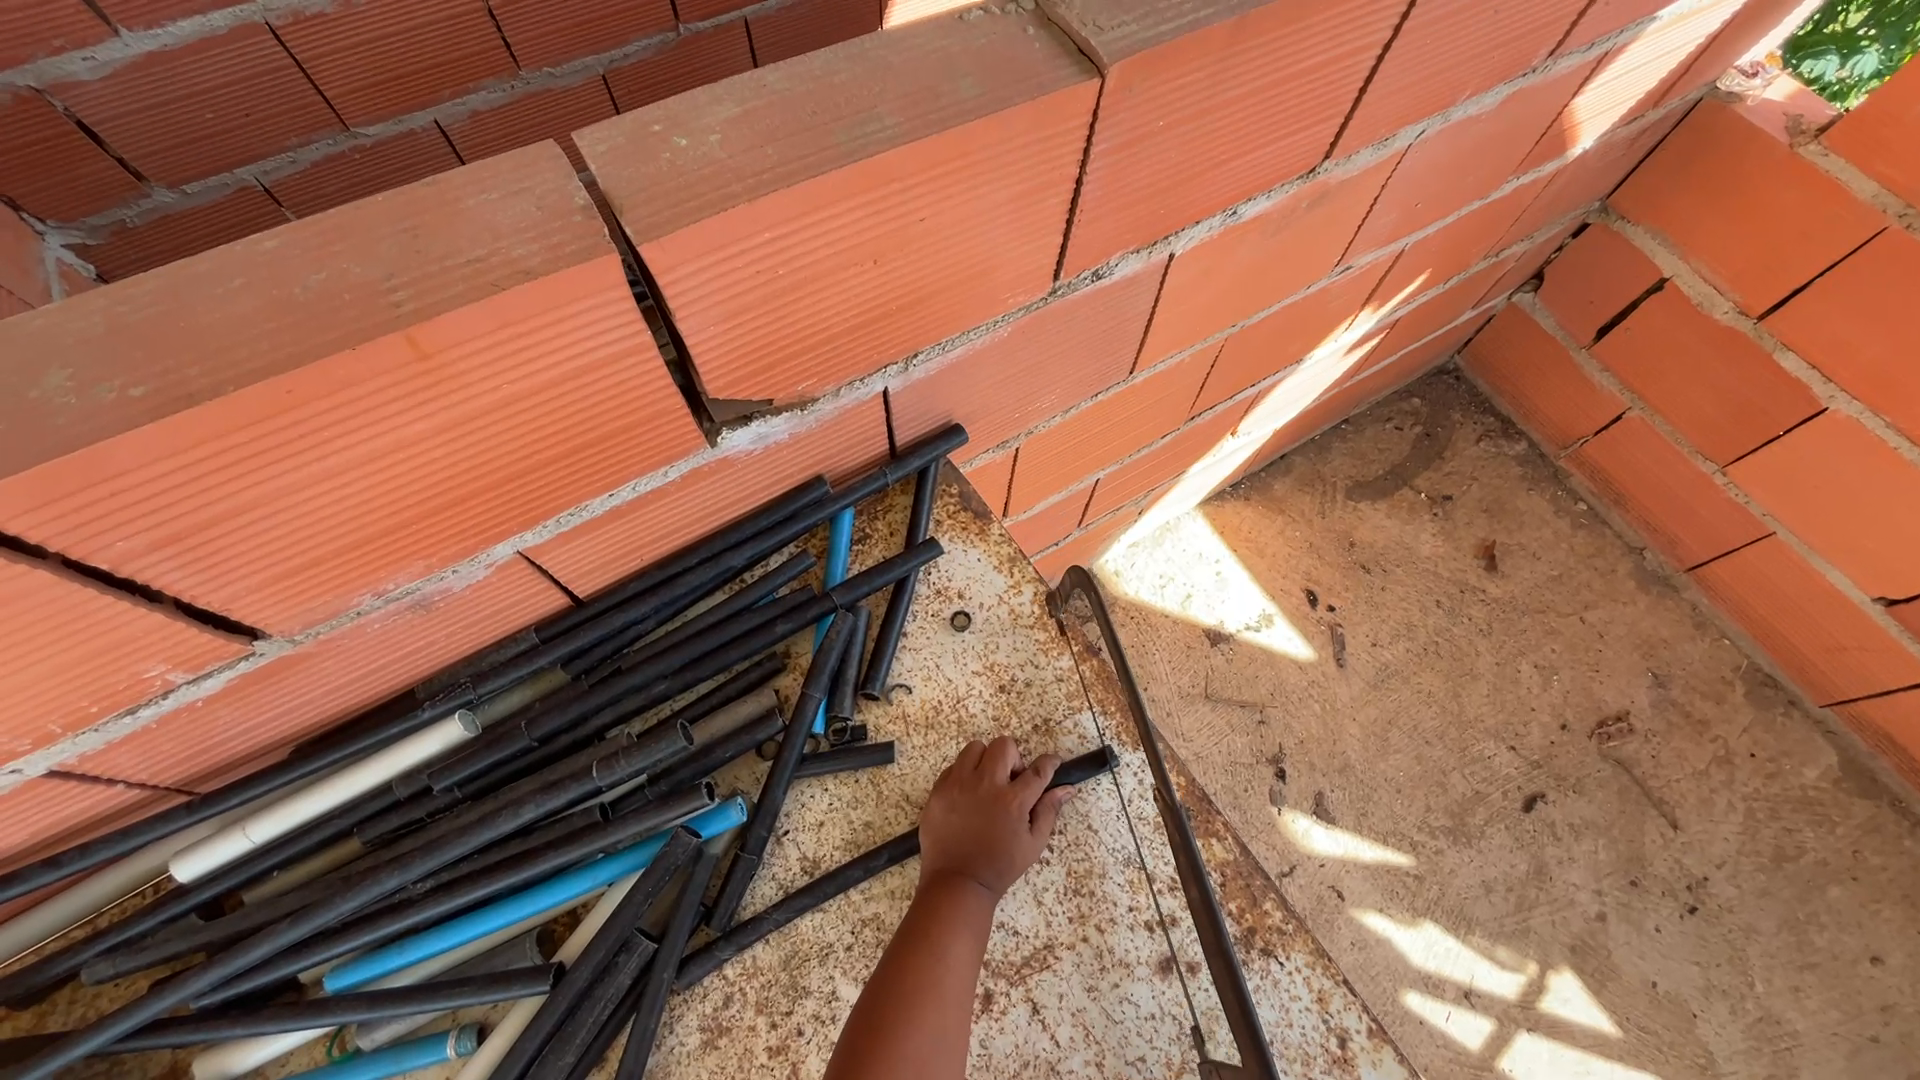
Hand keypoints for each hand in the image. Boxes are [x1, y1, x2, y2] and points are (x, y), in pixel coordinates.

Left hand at [917, 737, 1074, 900]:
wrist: (957, 882)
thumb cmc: (999, 866)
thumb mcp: (1033, 844)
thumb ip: (1049, 811)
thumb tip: (1067, 789)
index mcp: (1013, 800)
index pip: (1038, 769)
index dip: (1049, 762)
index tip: (1052, 762)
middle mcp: (986, 785)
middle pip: (1003, 745)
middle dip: (1013, 758)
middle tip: (1011, 780)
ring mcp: (958, 785)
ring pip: (974, 748)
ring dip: (985, 760)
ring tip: (986, 783)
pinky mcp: (938, 790)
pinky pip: (953, 767)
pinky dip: (963, 775)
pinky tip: (966, 795)